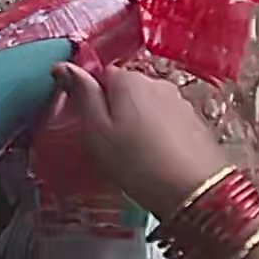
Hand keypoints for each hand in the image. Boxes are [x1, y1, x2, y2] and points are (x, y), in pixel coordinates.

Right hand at [52, 63, 231, 217]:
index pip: (100, 74)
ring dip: (138, 122)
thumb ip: (82, 94)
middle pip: (125, 89)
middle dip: (116, 110)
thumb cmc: (138, 163)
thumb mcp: (97, 131)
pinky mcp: (193, 120)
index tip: (89, 123)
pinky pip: (165, 120)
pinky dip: (157, 133)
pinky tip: (155, 157)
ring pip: (146, 105)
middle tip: (109, 143)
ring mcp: (178, 101)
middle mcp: (156, 82)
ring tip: (134, 155)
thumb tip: (64, 67)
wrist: (194, 190)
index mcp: (128, 80)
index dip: (91, 98)